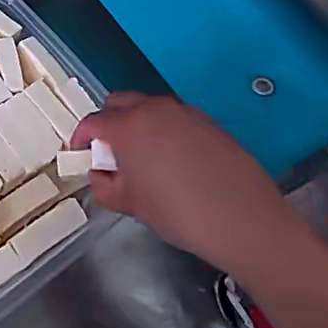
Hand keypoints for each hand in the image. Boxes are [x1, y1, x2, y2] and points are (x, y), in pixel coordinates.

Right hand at [70, 93, 306, 280]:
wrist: (248, 223)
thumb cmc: (181, 214)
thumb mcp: (131, 205)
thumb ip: (103, 185)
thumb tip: (100, 174)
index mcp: (128, 126)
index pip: (92, 122)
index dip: (80, 139)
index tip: (79, 154)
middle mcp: (154, 109)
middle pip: (118, 104)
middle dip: (108, 124)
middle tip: (111, 154)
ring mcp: (185, 113)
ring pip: (149, 108)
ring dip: (138, 125)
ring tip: (145, 158)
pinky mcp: (210, 123)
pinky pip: (176, 119)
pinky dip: (166, 131)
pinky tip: (177, 162)